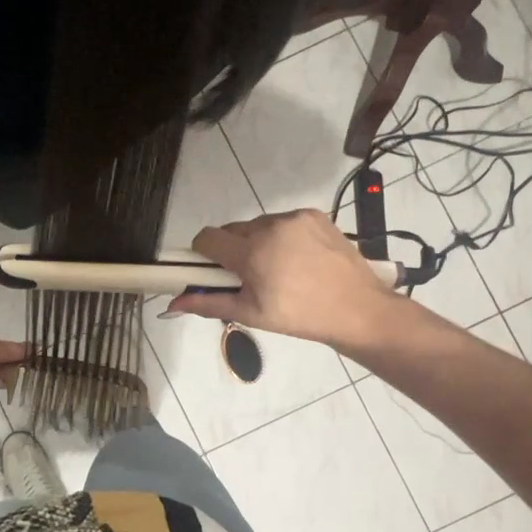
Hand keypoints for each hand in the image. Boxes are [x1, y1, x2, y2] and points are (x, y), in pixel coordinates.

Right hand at [161, 209, 407, 348]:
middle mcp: (270, 226)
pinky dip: (281, 237)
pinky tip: (296, 259)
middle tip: (248, 277)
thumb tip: (173, 305)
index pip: (207, 238)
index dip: (202, 254)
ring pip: (257, 225)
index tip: (211, 272)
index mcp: (252, 252)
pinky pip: (282, 221)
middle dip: (232, 251)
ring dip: (256, 243)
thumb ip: (209, 303)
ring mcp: (295, 218)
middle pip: (232, 231)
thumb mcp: (251, 314)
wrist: (358, 309)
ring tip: (277, 270)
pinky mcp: (314, 215)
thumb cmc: (300, 316)